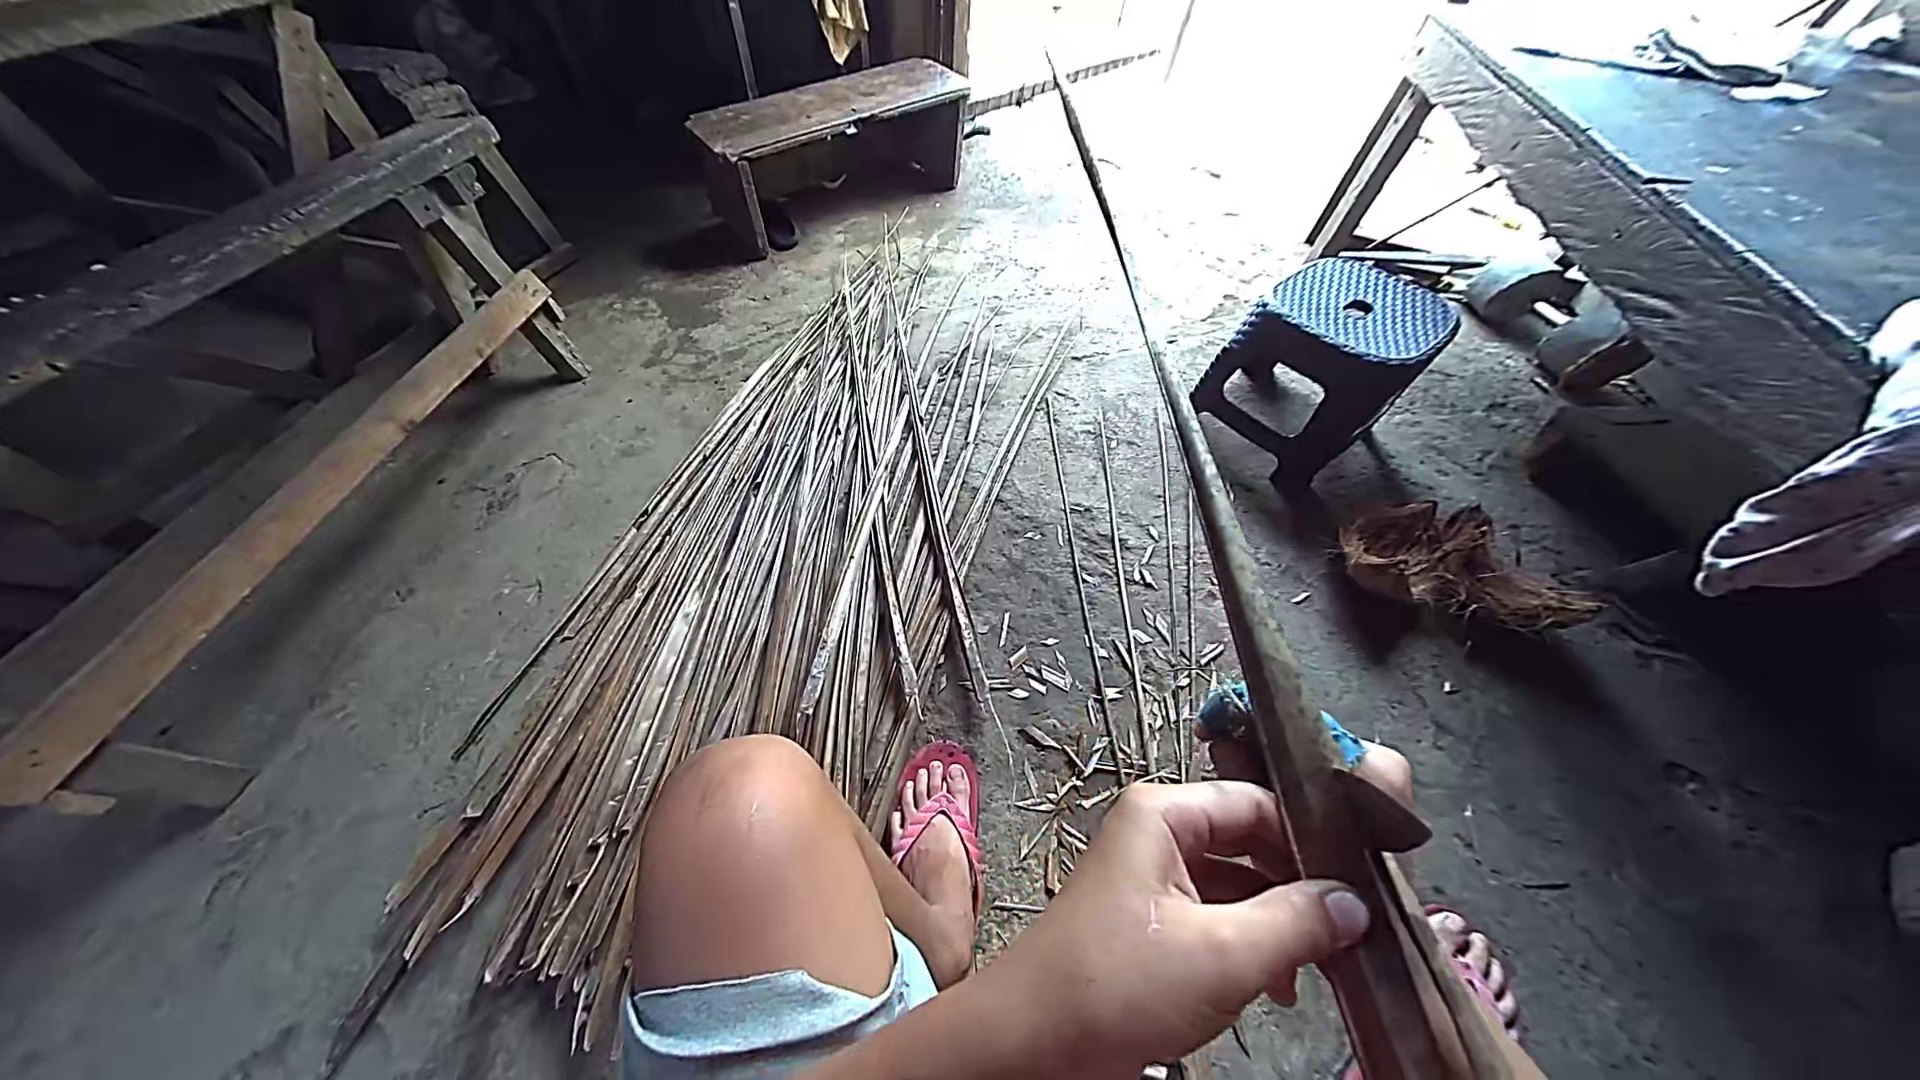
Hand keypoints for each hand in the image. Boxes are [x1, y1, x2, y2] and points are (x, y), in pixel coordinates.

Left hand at [970, 782, 1369, 1076]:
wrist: (1038, 1038)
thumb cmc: (1120, 981)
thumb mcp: (1220, 954)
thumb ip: (1294, 923)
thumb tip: (1353, 902)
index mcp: (1162, 813)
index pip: (1252, 803)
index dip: (1308, 838)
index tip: (1365, 881)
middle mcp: (1157, 832)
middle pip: (1246, 841)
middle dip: (1297, 885)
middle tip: (1357, 930)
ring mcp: (1154, 875)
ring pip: (1236, 882)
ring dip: (1278, 922)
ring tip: (1326, 966)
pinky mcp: (1154, 917)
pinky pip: (1215, 914)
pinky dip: (1250, 943)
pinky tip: (1281, 984)